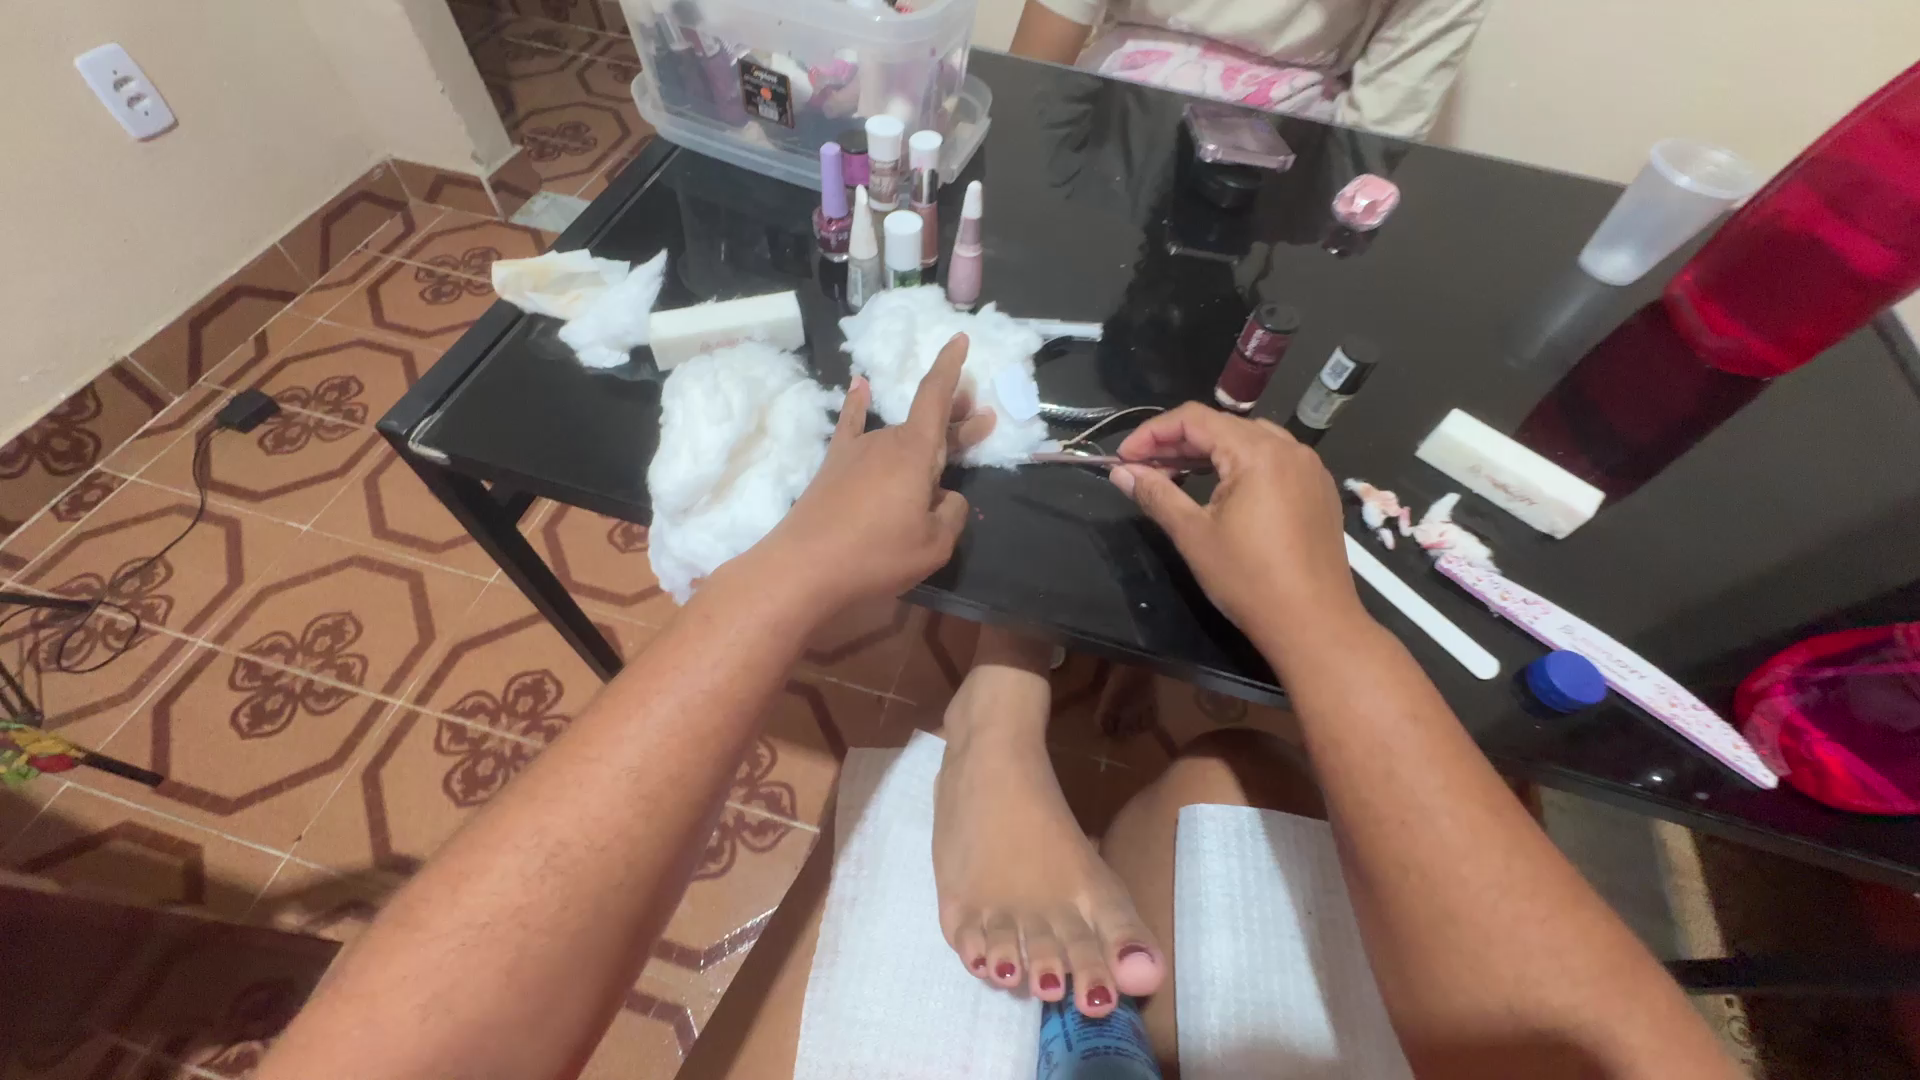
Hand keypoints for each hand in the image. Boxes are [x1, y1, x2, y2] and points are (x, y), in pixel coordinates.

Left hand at [752, 333, 993, 617]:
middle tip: (982, 419)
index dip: (951, 367)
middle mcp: (885, 441)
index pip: (936, 396)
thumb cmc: (877, 555)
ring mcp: (856, 451)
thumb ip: (951, 514)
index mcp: (915, 452)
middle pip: (925, 423)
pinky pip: (850, 427)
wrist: (804, 568)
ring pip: (898, 437)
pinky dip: (857, 406)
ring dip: (922, 436)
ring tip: (943, 443)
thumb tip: (947, 497)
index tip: (959, 338)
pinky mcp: (833, 467)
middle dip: (956, 420)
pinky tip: (859, 385)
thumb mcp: (934, 545)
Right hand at [1109, 404, 1363, 639]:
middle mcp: (1289, 449)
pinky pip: (1272, 461)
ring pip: (1248, 442)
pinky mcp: (1318, 491)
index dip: (1151, 433)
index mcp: (1257, 452)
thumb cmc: (1248, 579)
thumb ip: (1156, 494)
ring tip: (1174, 476)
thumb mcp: (1192, 534)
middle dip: (1176, 443)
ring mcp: (1309, 469)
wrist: (1313, 624)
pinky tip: (1218, 491)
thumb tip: (1121, 473)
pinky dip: (1238, 466)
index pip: (1194, 419)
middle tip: (1142, 468)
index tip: (1123, 458)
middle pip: (1222, 426)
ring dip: (1207, 453)